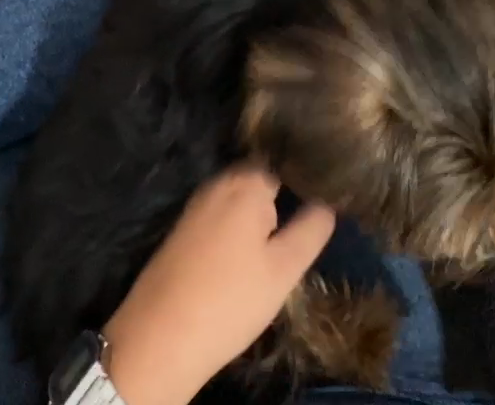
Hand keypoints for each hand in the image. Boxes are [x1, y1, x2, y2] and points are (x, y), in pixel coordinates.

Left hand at [101, 165, 335, 404]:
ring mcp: (198, 203)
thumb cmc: (231, 299)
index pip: (285, 158)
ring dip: (266, 206)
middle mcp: (219, 181)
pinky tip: (258, 241)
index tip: (333, 186)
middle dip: (288, 187)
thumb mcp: (284, 269)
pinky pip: (225, 210)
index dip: (309, 169)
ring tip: (295, 224)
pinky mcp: (186, 226)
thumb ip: (311, 228)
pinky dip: (243, 220)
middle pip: (263, 173)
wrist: (160, 337)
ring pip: (243, 194)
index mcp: (246, 182)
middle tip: (319, 210)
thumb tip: (329, 200)